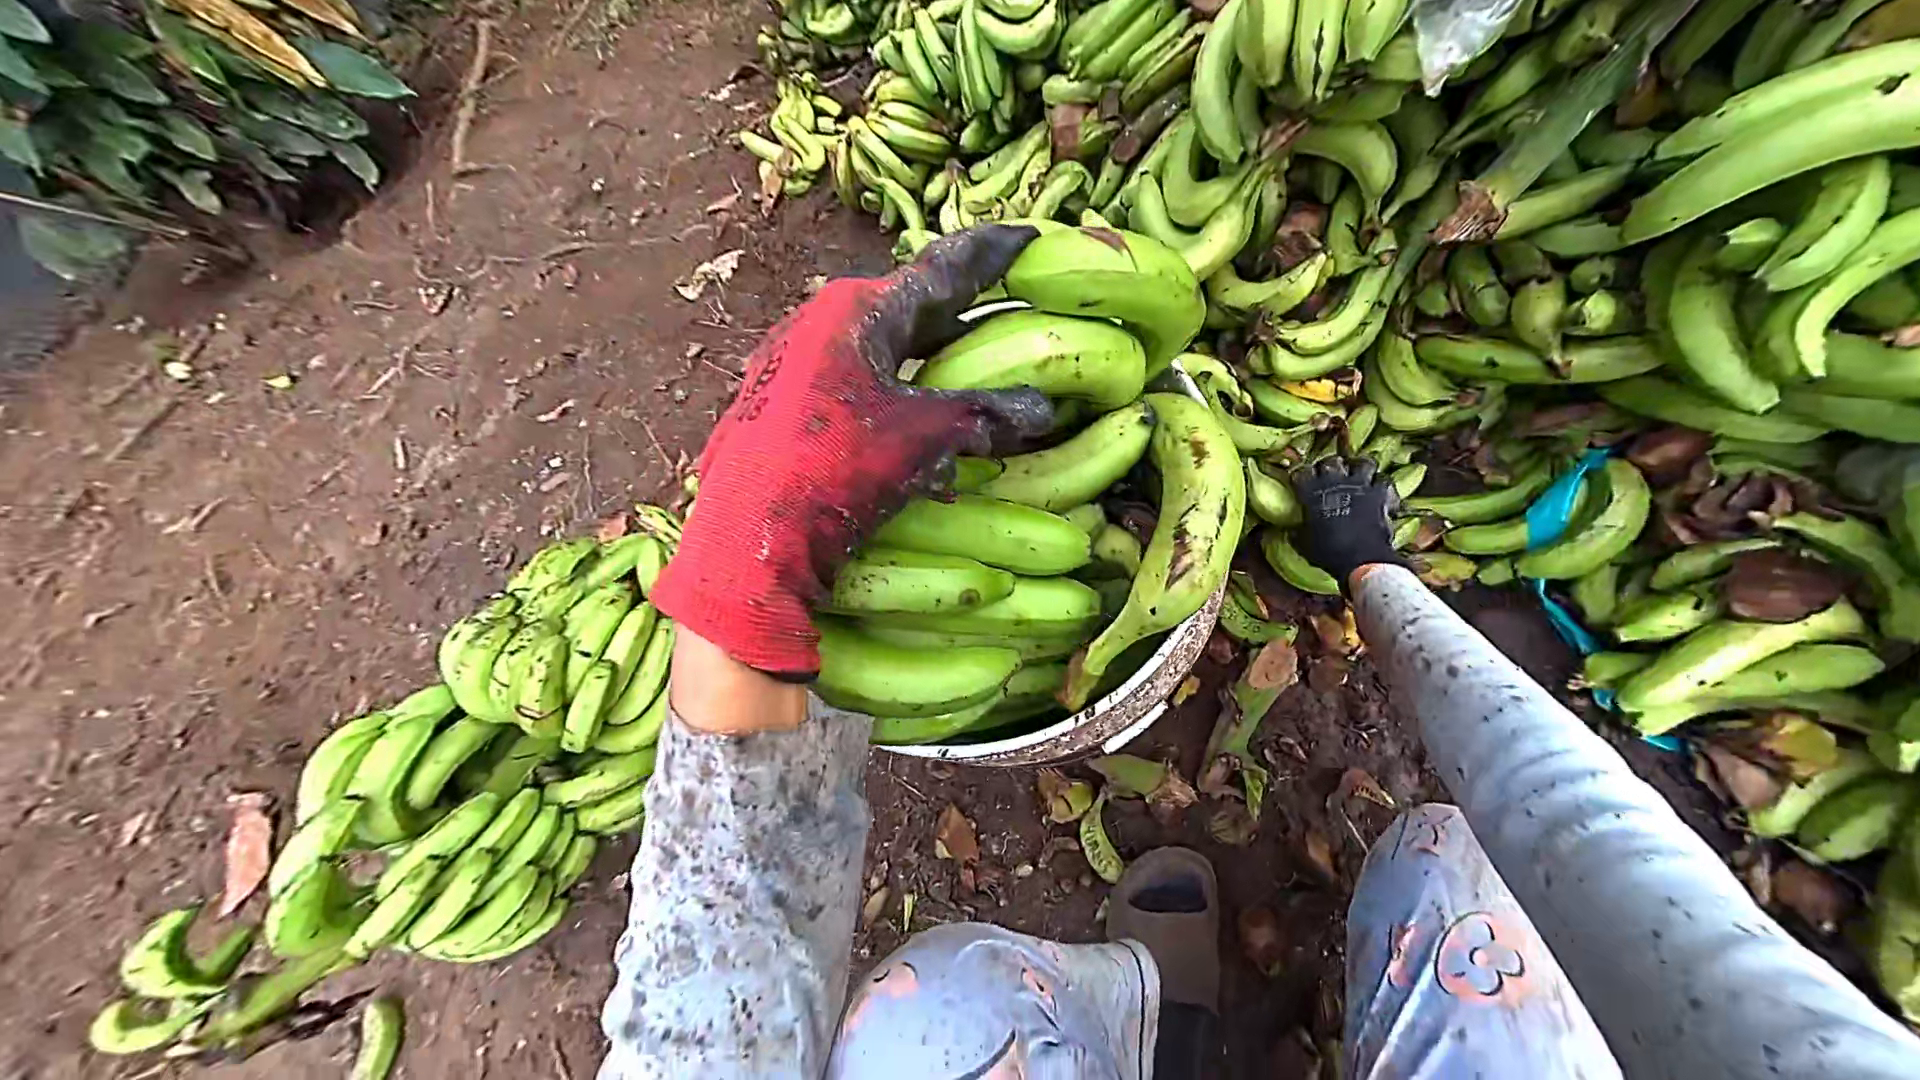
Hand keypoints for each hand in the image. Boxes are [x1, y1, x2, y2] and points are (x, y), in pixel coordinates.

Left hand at [651, 225, 1051, 678]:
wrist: (746, 540)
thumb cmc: (833, 470)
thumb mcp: (921, 437)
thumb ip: (984, 415)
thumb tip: (1042, 411)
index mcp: (856, 312)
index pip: (940, 270)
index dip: (990, 255)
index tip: (1028, 238)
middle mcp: (820, 325)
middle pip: (910, 310)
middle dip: (961, 316)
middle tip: (1005, 309)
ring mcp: (796, 365)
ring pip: (883, 352)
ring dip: (930, 366)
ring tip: (969, 377)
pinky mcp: (784, 405)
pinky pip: (857, 387)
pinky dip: (896, 399)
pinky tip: (916, 429)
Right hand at [1289, 457, 1405, 592]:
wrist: (1361, 559)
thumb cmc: (1327, 552)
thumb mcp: (1302, 543)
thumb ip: (1297, 531)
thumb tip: (1292, 530)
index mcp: (1311, 491)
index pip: (1301, 471)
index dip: (1300, 475)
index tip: (1300, 482)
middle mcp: (1335, 481)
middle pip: (1332, 461)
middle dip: (1330, 466)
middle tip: (1329, 475)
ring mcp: (1361, 485)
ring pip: (1363, 462)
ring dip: (1359, 467)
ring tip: (1357, 475)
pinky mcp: (1382, 494)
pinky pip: (1383, 480)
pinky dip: (1381, 484)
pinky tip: (1378, 492)